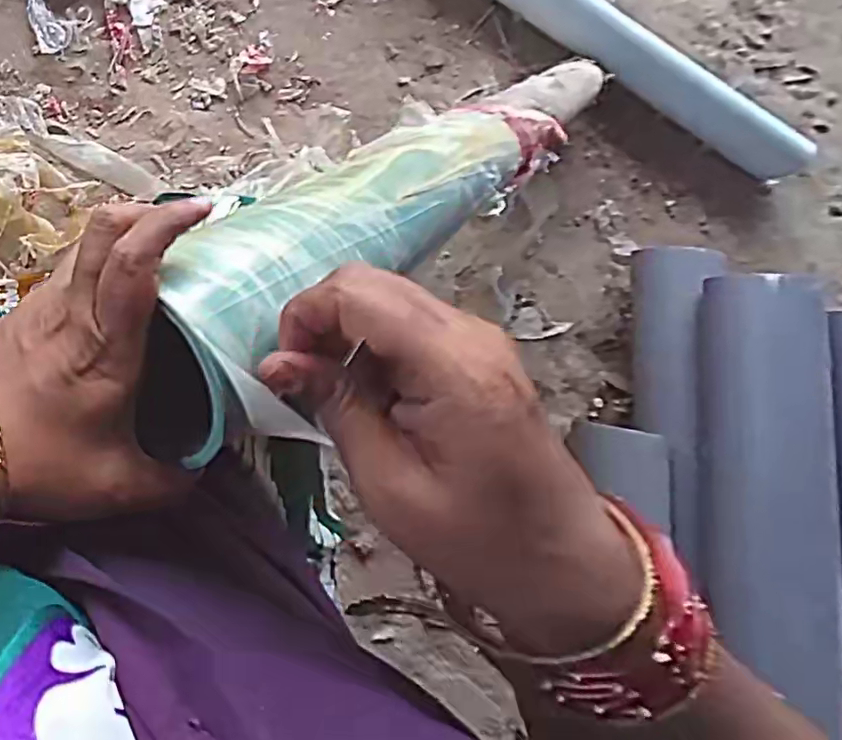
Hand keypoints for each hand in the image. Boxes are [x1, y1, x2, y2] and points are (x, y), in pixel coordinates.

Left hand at [0, 199, 210, 523]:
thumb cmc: (34, 459)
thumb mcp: (114, 485)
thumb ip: (169, 481)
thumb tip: (202, 472)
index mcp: (104, 341)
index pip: (133, 261)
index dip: (167, 224)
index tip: (203, 211)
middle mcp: (75, 304)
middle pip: (107, 227)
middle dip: (152, 210)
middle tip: (189, 218)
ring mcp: (46, 297)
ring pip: (89, 238)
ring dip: (129, 226)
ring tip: (163, 242)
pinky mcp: (29, 302)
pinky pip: (76, 260)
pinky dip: (108, 251)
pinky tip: (123, 280)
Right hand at [258, 263, 642, 655]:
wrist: (563, 560)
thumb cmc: (479, 540)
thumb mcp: (389, 486)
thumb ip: (335, 407)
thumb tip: (277, 363)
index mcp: (452, 365)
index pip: (356, 294)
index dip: (304, 316)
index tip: (286, 367)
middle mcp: (467, 331)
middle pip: (366, 281)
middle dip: (317, 318)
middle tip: (301, 375)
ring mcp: (474, 333)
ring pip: (381, 292)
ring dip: (340, 328)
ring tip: (330, 386)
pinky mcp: (472, 344)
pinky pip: (401, 316)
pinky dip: (366, 338)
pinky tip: (365, 387)